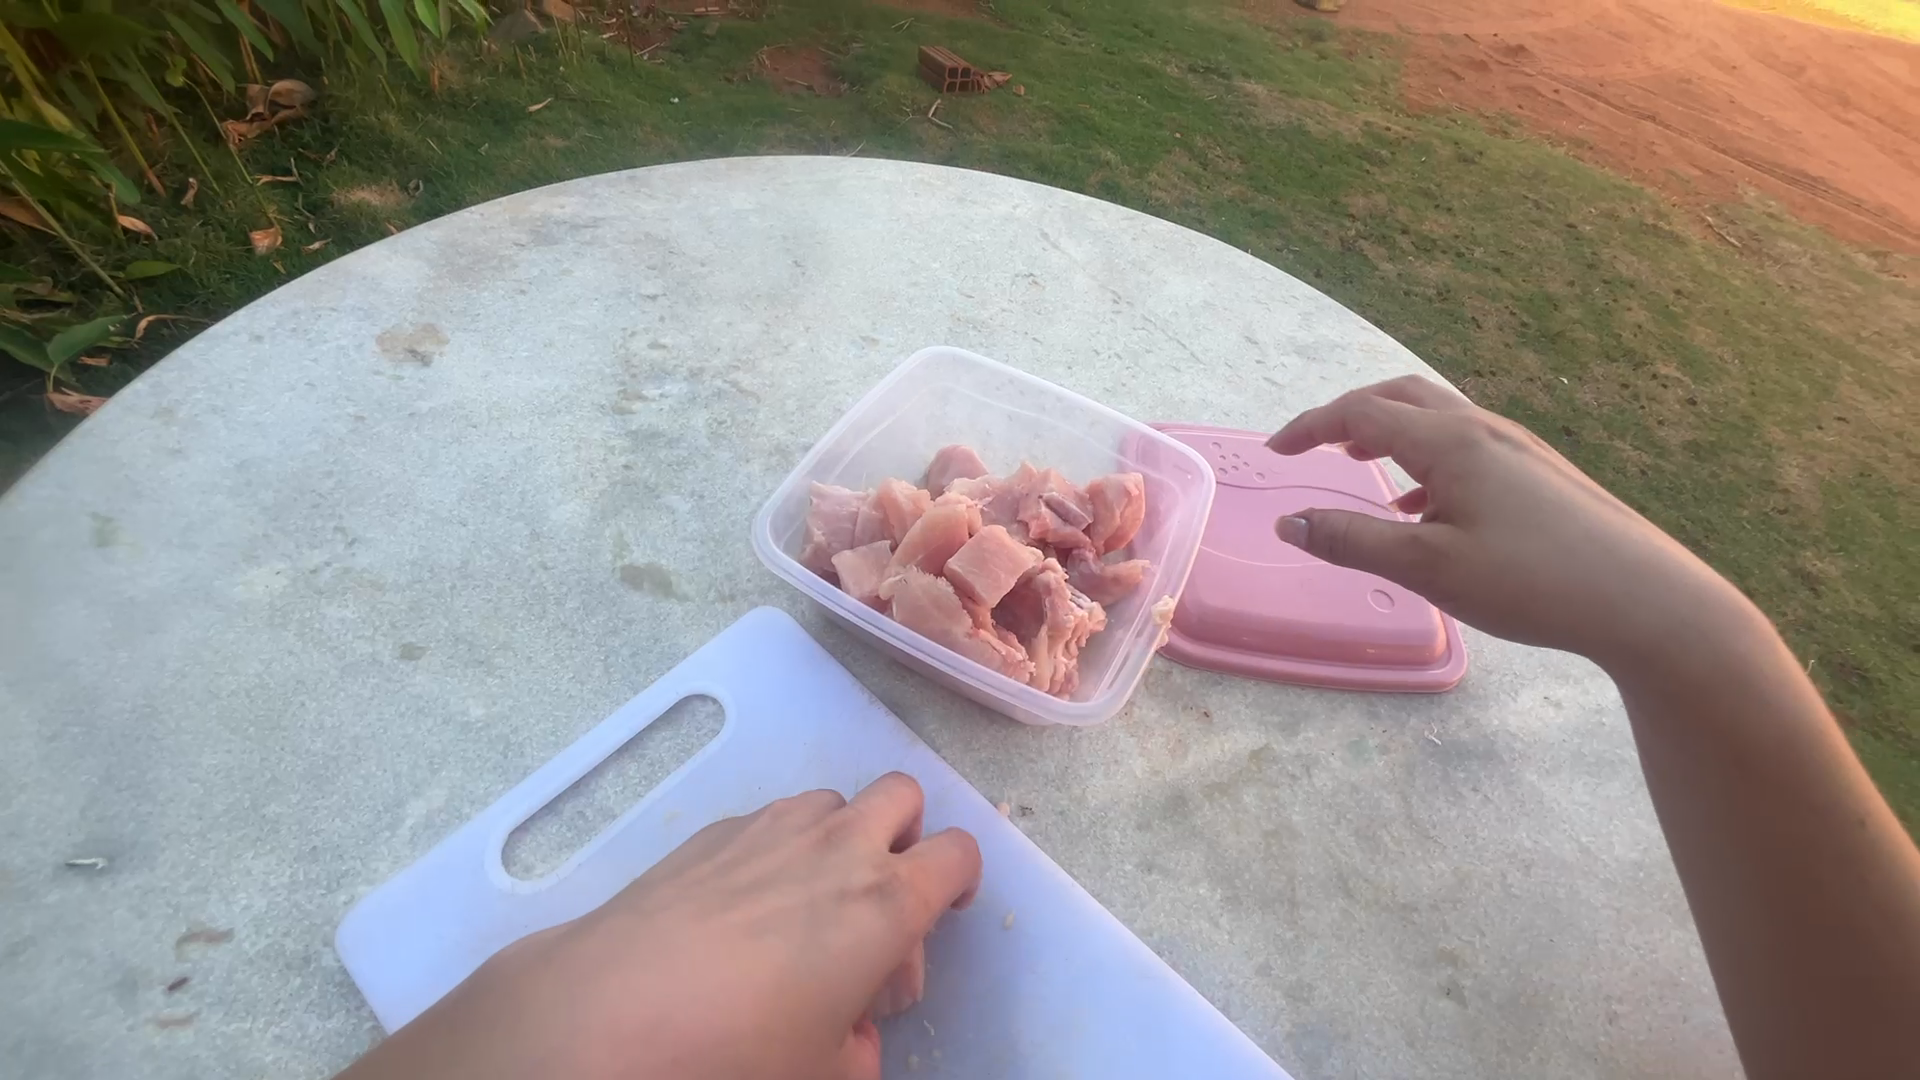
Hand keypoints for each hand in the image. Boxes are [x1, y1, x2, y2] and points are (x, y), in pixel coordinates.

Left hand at [339, 772, 981, 1079]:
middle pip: (903, 794)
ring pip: (835, 799)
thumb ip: (859, 1049)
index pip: (958, 855)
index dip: (959, 879)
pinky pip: (773, 817)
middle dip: (905, 834)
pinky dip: (779, 846)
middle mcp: (839, 846)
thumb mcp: (822, 1077)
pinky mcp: (717, 829)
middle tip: (873, 898)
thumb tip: (851, 1030)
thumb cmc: (733, 1062)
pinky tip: (735, 908)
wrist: (600, 1026)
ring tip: (799, 905)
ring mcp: (775, 826)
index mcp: (884, 904)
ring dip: (838, 838)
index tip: (937, 914)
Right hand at [1268, 376, 1742, 670]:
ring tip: (1355, 460)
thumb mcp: (1425, 566)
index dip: (1311, 427)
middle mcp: (1483, 429)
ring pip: (1433, 416)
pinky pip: (1460, 444)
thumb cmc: (1530, 581)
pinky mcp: (1536, 472)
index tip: (1275, 451)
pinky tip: (1416, 502)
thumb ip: (1349, 540)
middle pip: (1399, 396)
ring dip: (1384, 429)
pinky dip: (1418, 455)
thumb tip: (1287, 522)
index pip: (1361, 413)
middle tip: (1312, 445)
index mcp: (1450, 442)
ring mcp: (1516, 448)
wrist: (1654, 605)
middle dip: (1346, 413)